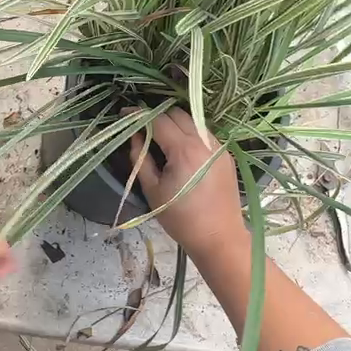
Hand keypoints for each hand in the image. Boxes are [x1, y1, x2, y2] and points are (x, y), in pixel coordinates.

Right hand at [128, 108, 243, 254]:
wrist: (218, 237)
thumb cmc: (181, 219)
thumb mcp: (152, 190)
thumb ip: (140, 158)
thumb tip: (134, 135)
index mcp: (184, 150)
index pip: (157, 120)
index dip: (138, 115)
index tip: (125, 115)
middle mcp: (204, 141)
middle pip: (176, 113)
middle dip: (157, 116)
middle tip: (143, 129)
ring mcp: (218, 146)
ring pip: (192, 120)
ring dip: (175, 123)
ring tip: (162, 140)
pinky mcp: (226, 154)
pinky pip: (204, 134)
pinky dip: (190, 134)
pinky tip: (181, 151)